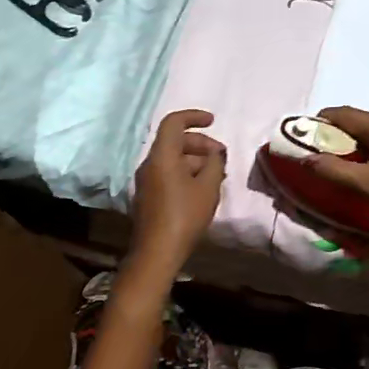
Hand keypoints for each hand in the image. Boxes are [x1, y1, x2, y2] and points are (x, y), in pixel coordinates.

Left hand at [131, 109, 225, 269]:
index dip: (194, 117)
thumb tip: (215, 154)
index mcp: (162, 156)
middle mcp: (150, 163)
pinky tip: (202, 189)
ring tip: (216, 175)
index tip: (213, 121)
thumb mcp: (208, 187)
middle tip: (221, 157)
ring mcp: (147, 180)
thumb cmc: (184, 215)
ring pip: (173, 159)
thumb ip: (214, 164)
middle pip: (174, 141)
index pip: (174, 122)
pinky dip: (186, 173)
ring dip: (195, 160)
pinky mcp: (149, 195)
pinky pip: (168, 173)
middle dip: (200, 143)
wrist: (157, 251)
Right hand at [307, 107, 368, 230]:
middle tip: (325, 149)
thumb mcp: (366, 183)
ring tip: (349, 158)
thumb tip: (307, 159)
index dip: (323, 120)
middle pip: (362, 119)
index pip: (345, 113)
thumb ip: (334, 170)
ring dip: (360, 138)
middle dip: (340, 131)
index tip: (307, 131)